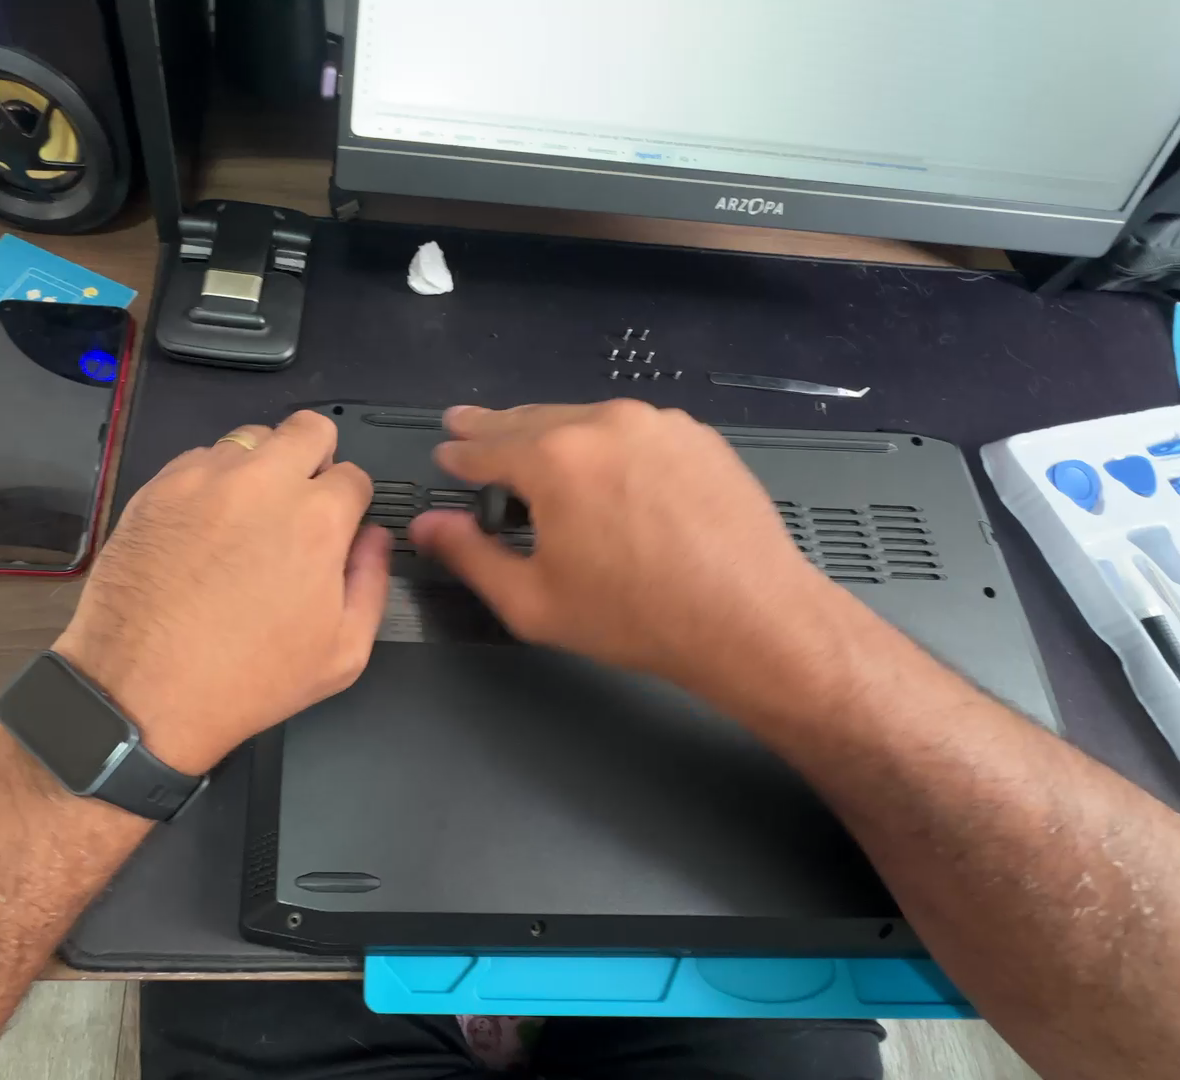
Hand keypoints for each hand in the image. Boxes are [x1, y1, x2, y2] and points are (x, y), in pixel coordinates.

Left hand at [52, 411, 389, 774]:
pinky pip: (200, 457)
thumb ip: (372, 581)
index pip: (355, 475)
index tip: (336, 527)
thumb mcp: (344, 652)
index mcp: (317, 519)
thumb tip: (373, 537)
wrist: (142, 690)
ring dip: (264, 464)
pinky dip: (213, 480)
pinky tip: (205, 524)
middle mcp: (264, 482)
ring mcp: (205, 478)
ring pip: (252, 437)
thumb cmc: (250, 678)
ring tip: (249, 513)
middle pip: (309, 427)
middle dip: (317, 456)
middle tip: (303, 499)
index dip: (351, 502)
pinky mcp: (158, 486)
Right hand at [408, 401, 857, 716]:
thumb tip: (425, 525)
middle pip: (529, 419)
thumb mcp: (532, 601)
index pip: (485, 448)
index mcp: (554, 460)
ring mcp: (656, 422)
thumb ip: (469, 555)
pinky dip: (601, 440)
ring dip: (547, 431)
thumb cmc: (633, 616)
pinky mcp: (695, 434)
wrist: (753, 619)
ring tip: (526, 443)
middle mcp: (603, 423)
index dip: (458, 453)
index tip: (445, 452)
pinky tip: (599, 465)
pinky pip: (629, 428)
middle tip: (464, 423)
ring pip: (581, 419)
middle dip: (492, 426)